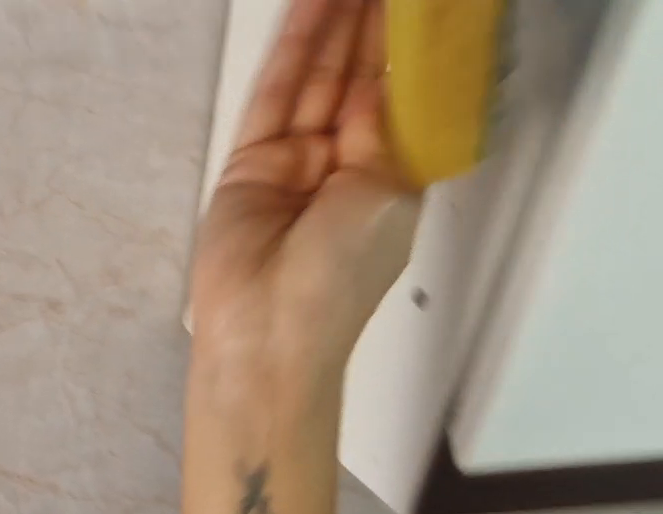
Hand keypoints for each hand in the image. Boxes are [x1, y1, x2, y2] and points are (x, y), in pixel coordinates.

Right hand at [190, 0, 419, 387]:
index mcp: (387, 176)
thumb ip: (383, 126)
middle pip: (360, 73)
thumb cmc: (337, 277)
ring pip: (318, 74)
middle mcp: (340, 162)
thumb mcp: (386, 192)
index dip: (414, 37)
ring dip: (338, 16)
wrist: (266, 332)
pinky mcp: (248, 164)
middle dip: (375, 14)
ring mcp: (292, 162)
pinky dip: (294, 46)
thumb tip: (379, 72)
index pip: (402, 92)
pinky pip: (275, 94)